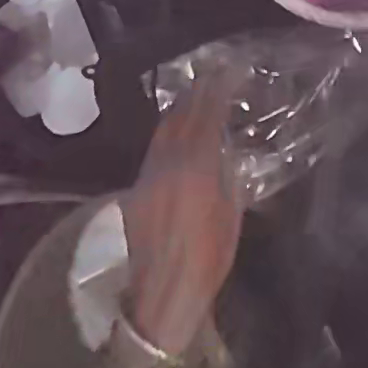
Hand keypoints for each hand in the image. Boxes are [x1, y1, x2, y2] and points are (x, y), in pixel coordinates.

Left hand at [121, 70, 243, 353]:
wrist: (162, 296)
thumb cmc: (207, 259)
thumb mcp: (230, 215)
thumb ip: (230, 177)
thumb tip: (229, 151)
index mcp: (197, 168)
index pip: (207, 117)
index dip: (217, 91)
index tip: (228, 71)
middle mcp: (169, 164)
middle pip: (182, 117)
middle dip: (197, 92)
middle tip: (211, 72)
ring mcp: (149, 175)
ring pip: (164, 130)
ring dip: (179, 108)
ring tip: (193, 91)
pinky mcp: (137, 189)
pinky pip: (154, 148)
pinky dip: (167, 130)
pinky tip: (175, 127)